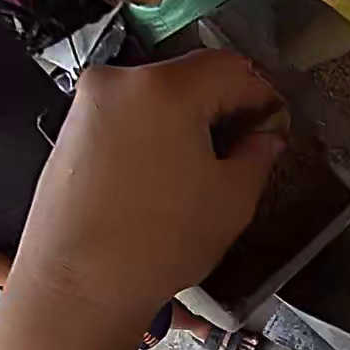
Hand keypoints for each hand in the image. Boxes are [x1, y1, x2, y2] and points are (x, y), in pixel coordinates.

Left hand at [7, 50, 284, 328]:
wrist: (80, 282)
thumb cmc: (162, 240)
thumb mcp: (232, 200)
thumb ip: (258, 157)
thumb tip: (267, 138)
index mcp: (166, 89)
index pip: (232, 67)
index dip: (265, 93)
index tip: (277, 123)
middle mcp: (120, 81)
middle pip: (191, 78)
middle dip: (227, 108)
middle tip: (249, 148)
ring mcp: (88, 104)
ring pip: (159, 97)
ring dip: (192, 123)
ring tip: (207, 169)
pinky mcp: (71, 130)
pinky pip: (130, 117)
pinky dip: (158, 135)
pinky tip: (168, 177)